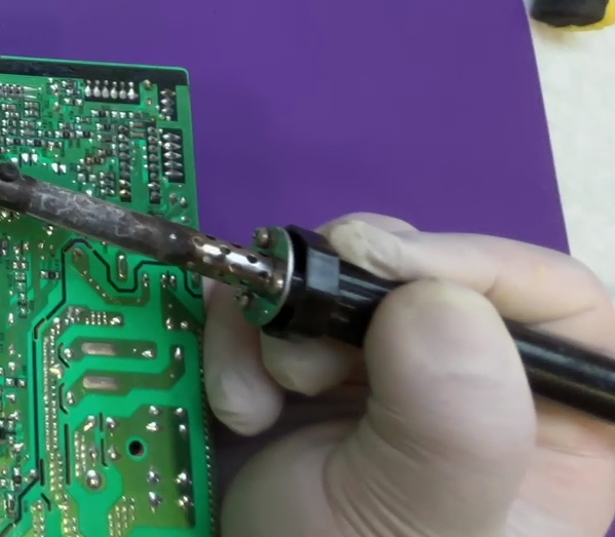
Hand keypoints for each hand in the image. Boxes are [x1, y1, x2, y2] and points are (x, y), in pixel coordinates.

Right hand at [205, 214, 614, 536]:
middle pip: (412, 272)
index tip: (377, 267)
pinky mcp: (276, 353)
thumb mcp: (415, 518)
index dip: (474, 267)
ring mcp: (358, 363)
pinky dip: (225, 338)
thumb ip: (450, 422)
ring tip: (260, 400)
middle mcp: (450, 378)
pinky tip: (235, 401)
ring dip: (267, 328)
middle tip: (304, 357)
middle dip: (338, 300)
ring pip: (316, 278)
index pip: (553, 303)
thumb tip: (437, 298)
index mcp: (543, 424)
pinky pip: (249, 300)